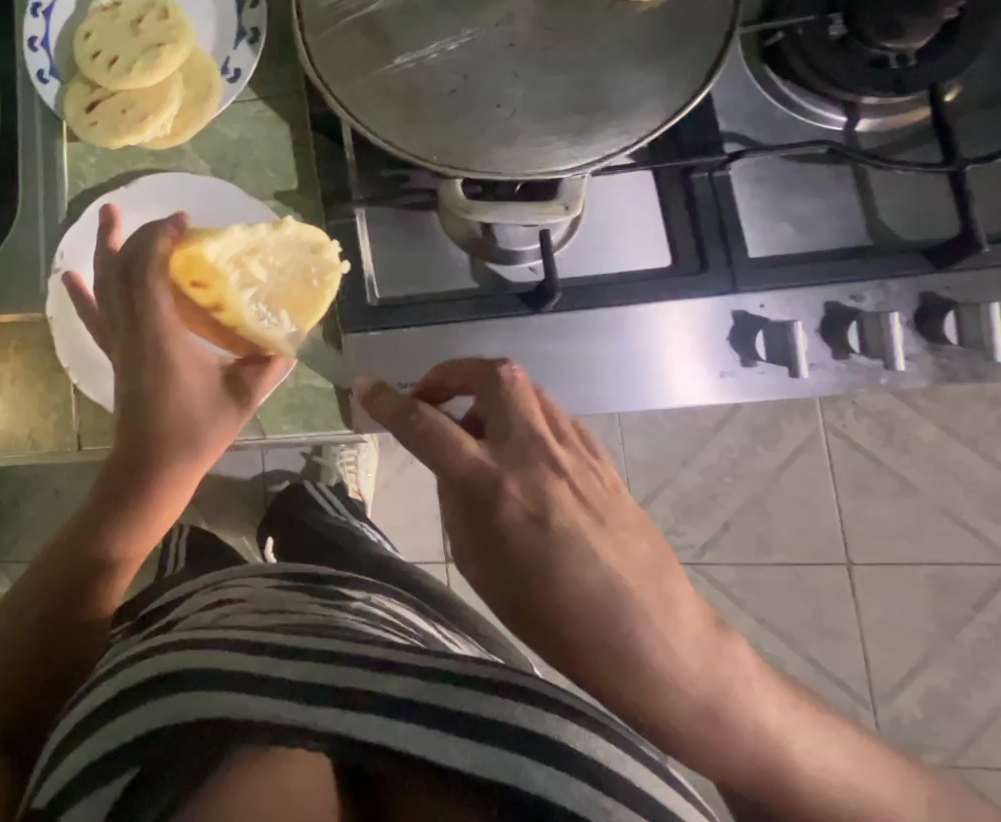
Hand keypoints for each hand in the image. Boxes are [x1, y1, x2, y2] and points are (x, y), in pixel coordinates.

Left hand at [65, 206, 291, 479]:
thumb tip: (290, 341)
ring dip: (104, 248)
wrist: (152, 469)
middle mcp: (130, 329)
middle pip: (122, 269)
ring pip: (102, 286)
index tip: (183, 222)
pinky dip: (81, 295)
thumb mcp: (241, 396)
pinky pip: (92, 318)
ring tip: (107, 215)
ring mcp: (117, 341)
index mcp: (159, 332)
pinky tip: (68, 277)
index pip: (149, 270)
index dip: (161, 238)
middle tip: (161, 215)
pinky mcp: (113, 355)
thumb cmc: (195, 433)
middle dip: (138, 234)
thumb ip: (267, 364)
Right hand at [356, 359, 739, 741]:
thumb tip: (452, 466)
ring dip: (487, 396)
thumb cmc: (544, 612)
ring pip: (527, 390)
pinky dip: (522, 419)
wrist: (645, 636)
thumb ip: (457, 498)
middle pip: (491, 375)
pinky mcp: (602, 462)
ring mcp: (574, 453)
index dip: (386, 401)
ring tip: (474, 431)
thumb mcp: (474, 557)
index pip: (424, 424)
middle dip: (450, 374)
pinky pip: (553, 417)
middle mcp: (532, 454)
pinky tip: (517, 455)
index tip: (364, 389)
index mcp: (490, 484)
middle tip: (431, 400)